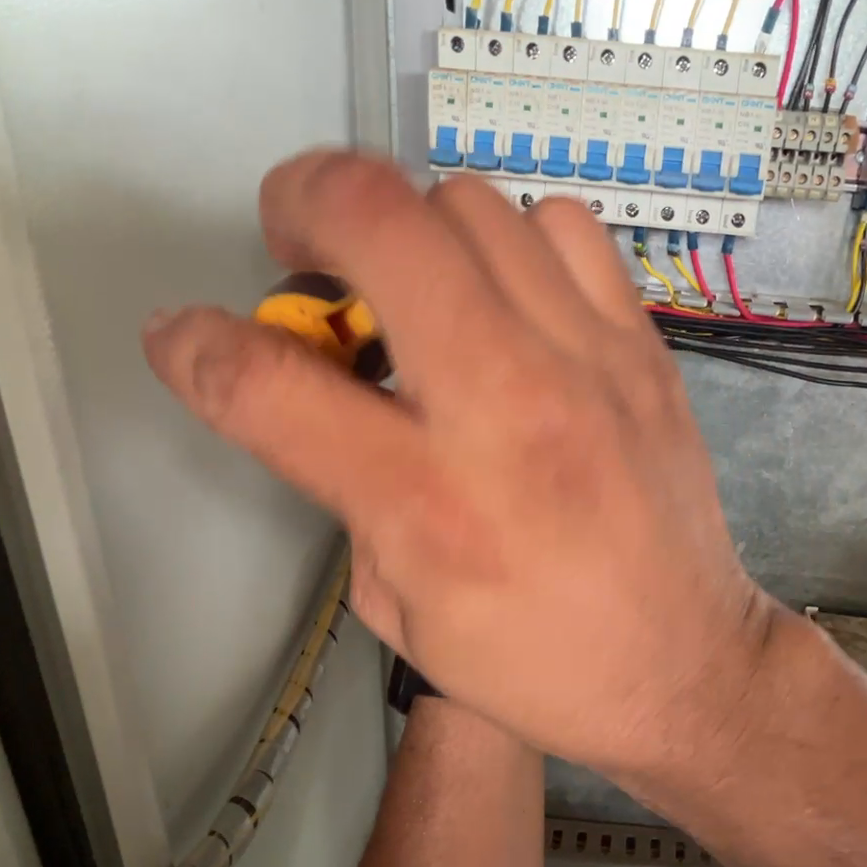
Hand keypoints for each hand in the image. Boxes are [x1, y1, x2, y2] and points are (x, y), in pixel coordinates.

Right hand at [144, 153, 781, 769]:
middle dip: (304, 203)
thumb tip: (320, 397)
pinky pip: (566, 229)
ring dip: (416, 226)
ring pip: (472, 204)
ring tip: (417, 284)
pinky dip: (516, 240)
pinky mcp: (643, 348)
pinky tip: (510, 296)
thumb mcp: (402, 608)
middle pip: (378, 221)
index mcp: (426, 502)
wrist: (683, 664)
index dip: (194, 345)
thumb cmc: (537, 662)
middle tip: (302, 245)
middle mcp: (506, 406)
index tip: (182, 336)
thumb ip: (345, 492)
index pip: (268, 383)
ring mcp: (586, 362)